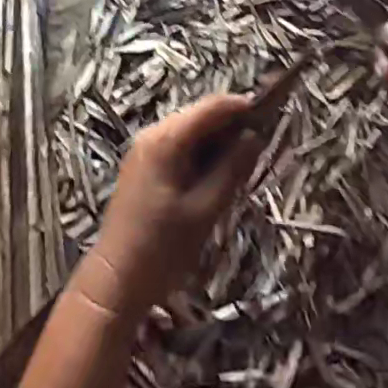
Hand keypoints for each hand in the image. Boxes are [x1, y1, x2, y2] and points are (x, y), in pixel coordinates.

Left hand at [86, 92, 263, 314]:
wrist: (116, 280)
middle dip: (231, 127)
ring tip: (240, 165)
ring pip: (191, 130)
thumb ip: (233, 167)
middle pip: (200, 115)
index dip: (243, 107)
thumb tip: (255, 136)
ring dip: (216, 141)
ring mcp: (144, 148)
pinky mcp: (143, 163)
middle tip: (258, 149)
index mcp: (166, 140)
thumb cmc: (163, 248)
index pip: (212, 106)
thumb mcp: (206, 209)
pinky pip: (178, 145)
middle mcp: (152, 133)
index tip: (271, 117)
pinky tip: (213, 175)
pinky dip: (199, 153)